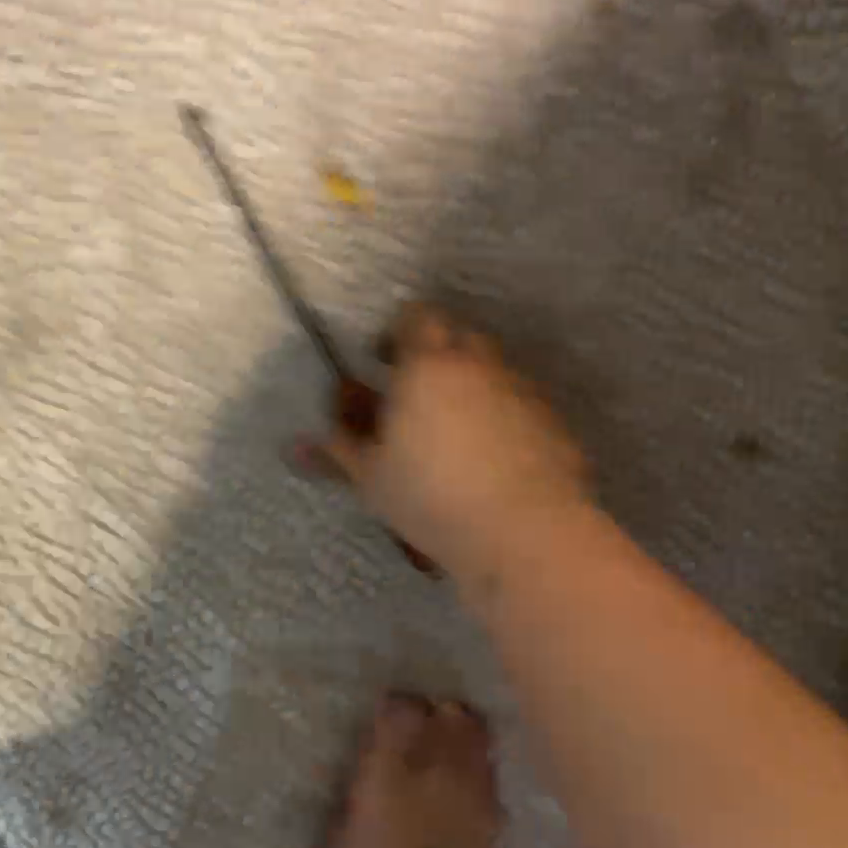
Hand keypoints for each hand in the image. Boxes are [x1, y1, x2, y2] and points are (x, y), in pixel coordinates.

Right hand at [313, 305, 590, 582]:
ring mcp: (522, 391)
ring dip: (464, 385)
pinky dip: (495, 412)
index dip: (396, 331)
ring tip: (443, 427)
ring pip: (488, 369)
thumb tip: (296, 444)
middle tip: (407, 391)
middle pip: (457, 336)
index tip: (379, 360)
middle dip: (432, 353)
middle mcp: (479, 367)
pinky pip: (514, 401)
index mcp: (427, 368)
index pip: (416, 317)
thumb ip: (335, 449)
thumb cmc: (428, 494)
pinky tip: (480, 452)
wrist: (524, 530)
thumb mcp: (367, 475)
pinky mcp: (551, 421)